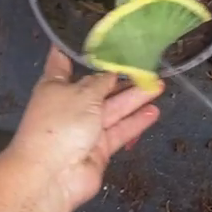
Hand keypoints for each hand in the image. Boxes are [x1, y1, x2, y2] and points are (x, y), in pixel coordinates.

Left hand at [0, 47, 162, 211]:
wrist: (52, 175)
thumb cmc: (59, 123)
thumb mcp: (81, 94)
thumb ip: (99, 83)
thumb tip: (109, 74)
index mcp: (55, 85)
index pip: (63, 62)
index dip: (74, 49)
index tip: (88, 35)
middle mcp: (70, 104)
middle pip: (97, 87)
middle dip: (119, 77)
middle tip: (145, 65)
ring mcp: (85, 128)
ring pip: (113, 108)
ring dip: (134, 97)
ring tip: (159, 84)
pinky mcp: (99, 149)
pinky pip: (119, 131)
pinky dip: (135, 122)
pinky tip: (153, 111)